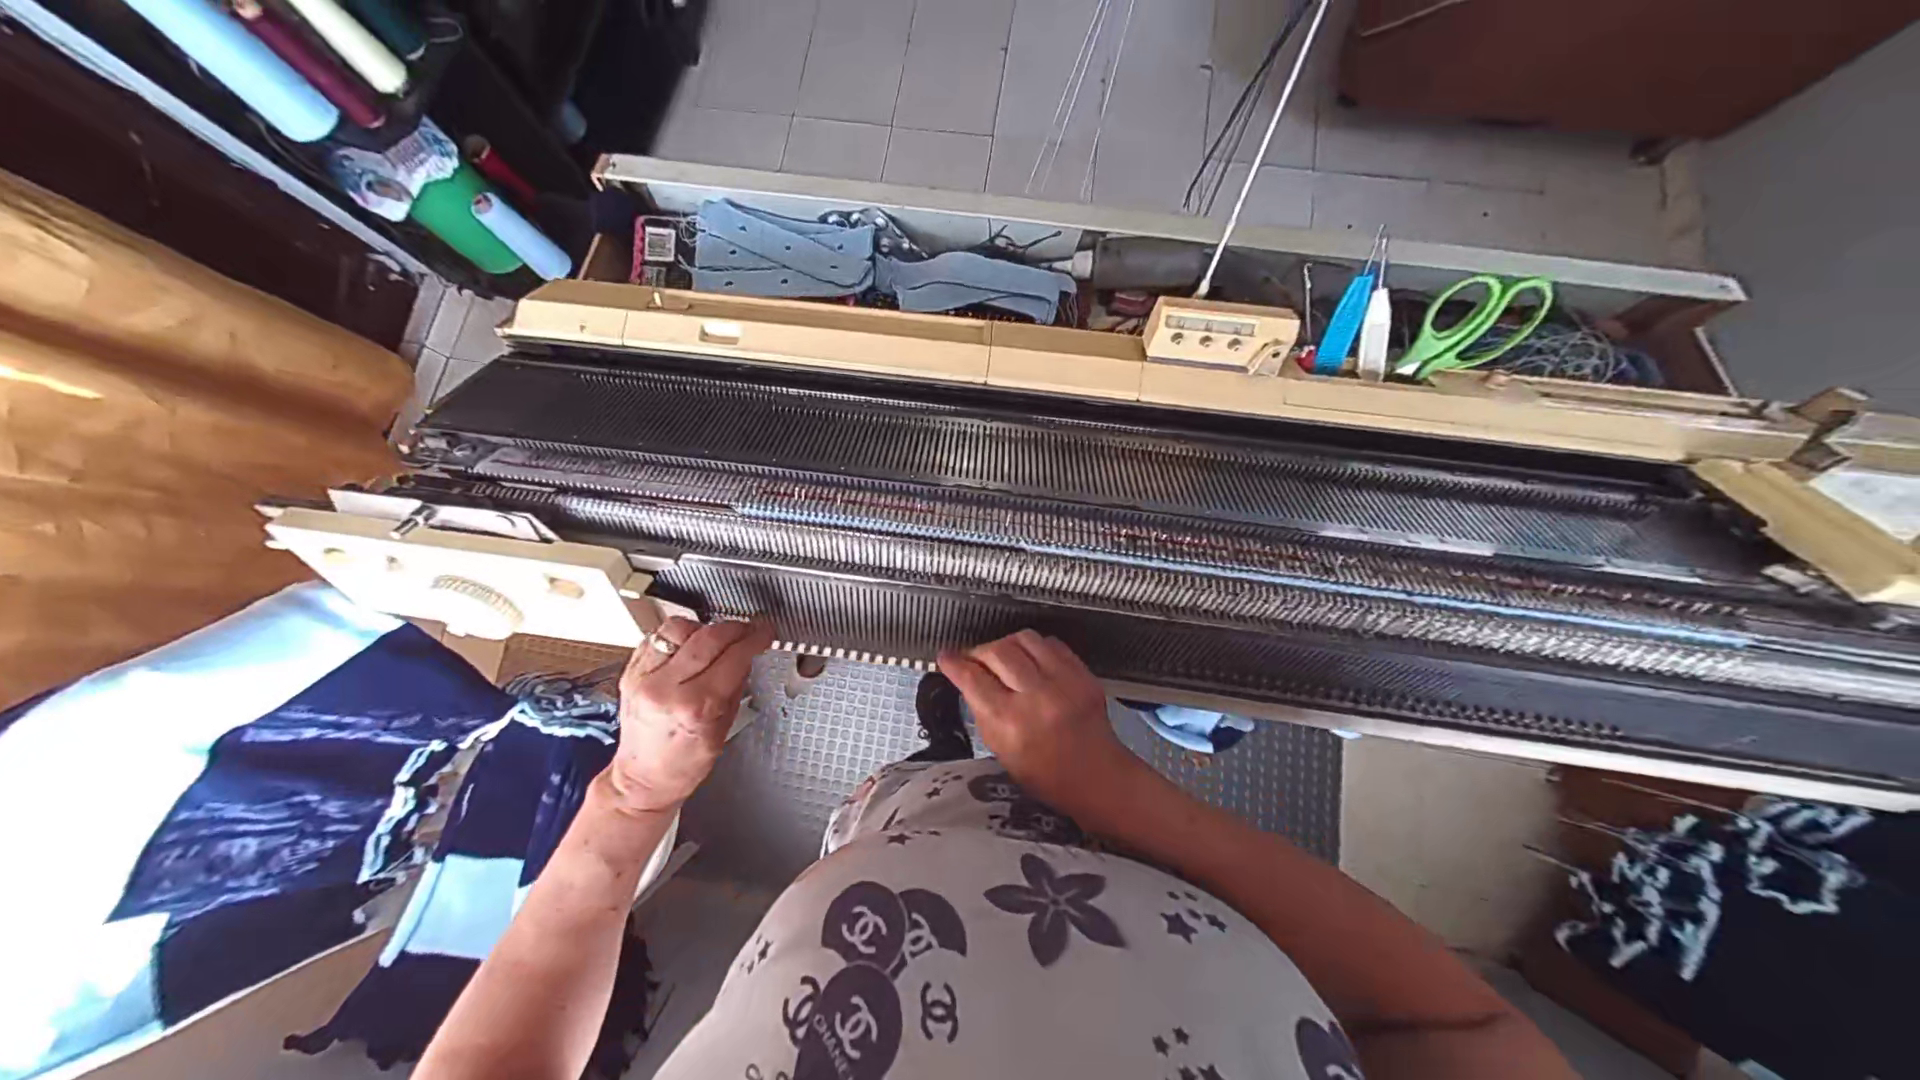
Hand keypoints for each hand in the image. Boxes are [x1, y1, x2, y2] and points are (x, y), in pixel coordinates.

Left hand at [606, 616, 774, 814]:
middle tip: (747, 630)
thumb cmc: (683, 763)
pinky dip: (678, 635)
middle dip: (735, 628)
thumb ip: (736, 685)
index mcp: (695, 707)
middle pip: (708, 637)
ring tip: (715, 637)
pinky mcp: (630, 673)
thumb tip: (747, 656)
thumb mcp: (724, 727)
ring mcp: (643, 679)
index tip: (764, 633)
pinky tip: (689, 644)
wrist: (644, 778)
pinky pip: (656, 637)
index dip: (755, 639)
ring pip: (679, 628)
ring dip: (704, 627)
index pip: (734, 657)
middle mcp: (666, 689)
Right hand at [937, 630, 1143, 819]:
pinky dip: (1034, 647)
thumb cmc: (1047, 774)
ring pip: (1023, 639)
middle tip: (974, 660)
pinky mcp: (1082, 674)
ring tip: (1002, 658)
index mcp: (1011, 723)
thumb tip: (966, 679)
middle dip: (978, 652)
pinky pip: (1051, 643)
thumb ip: (982, 711)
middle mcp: (1037, 698)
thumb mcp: (1001, 750)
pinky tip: (1030, 660)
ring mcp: (1064, 682)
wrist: (1098, 777)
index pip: (973, 678)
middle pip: (996, 651)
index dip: (954, 663)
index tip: (946, 657)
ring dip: (1005, 644)